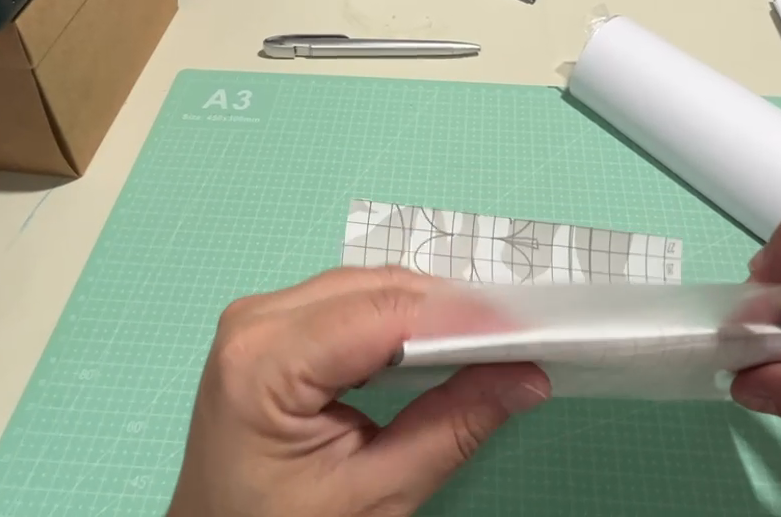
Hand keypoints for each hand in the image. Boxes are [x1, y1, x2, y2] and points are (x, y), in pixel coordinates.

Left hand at [169, 267, 549, 516]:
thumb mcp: (374, 498)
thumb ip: (452, 427)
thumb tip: (525, 376)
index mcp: (264, 363)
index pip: (380, 314)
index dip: (457, 316)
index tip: (522, 331)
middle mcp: (255, 319)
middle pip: (374, 290)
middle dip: (448, 310)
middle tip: (514, 337)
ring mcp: (257, 315)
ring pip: (364, 286)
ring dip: (425, 309)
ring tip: (484, 337)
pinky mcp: (269, 322)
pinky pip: (345, 299)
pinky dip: (395, 314)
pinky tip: (431, 337)